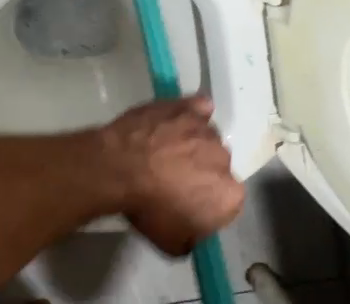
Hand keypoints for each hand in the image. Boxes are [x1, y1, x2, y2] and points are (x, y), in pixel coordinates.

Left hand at [96, 96, 243, 254]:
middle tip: (174, 174)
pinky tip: (181, 117)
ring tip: (167, 147)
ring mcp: (204, 129)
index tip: (187, 200)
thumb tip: (191, 231)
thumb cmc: (148, 207)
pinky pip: (197, 107)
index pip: (225, 199)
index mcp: (229, 195)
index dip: (206, 200)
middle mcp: (223, 159)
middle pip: (217, 164)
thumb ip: (194, 237)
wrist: (119, 166)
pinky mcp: (184, 107)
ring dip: (193, 142)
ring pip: (206, 137)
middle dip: (201, 169)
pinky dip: (192, 111)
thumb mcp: (174, 243)